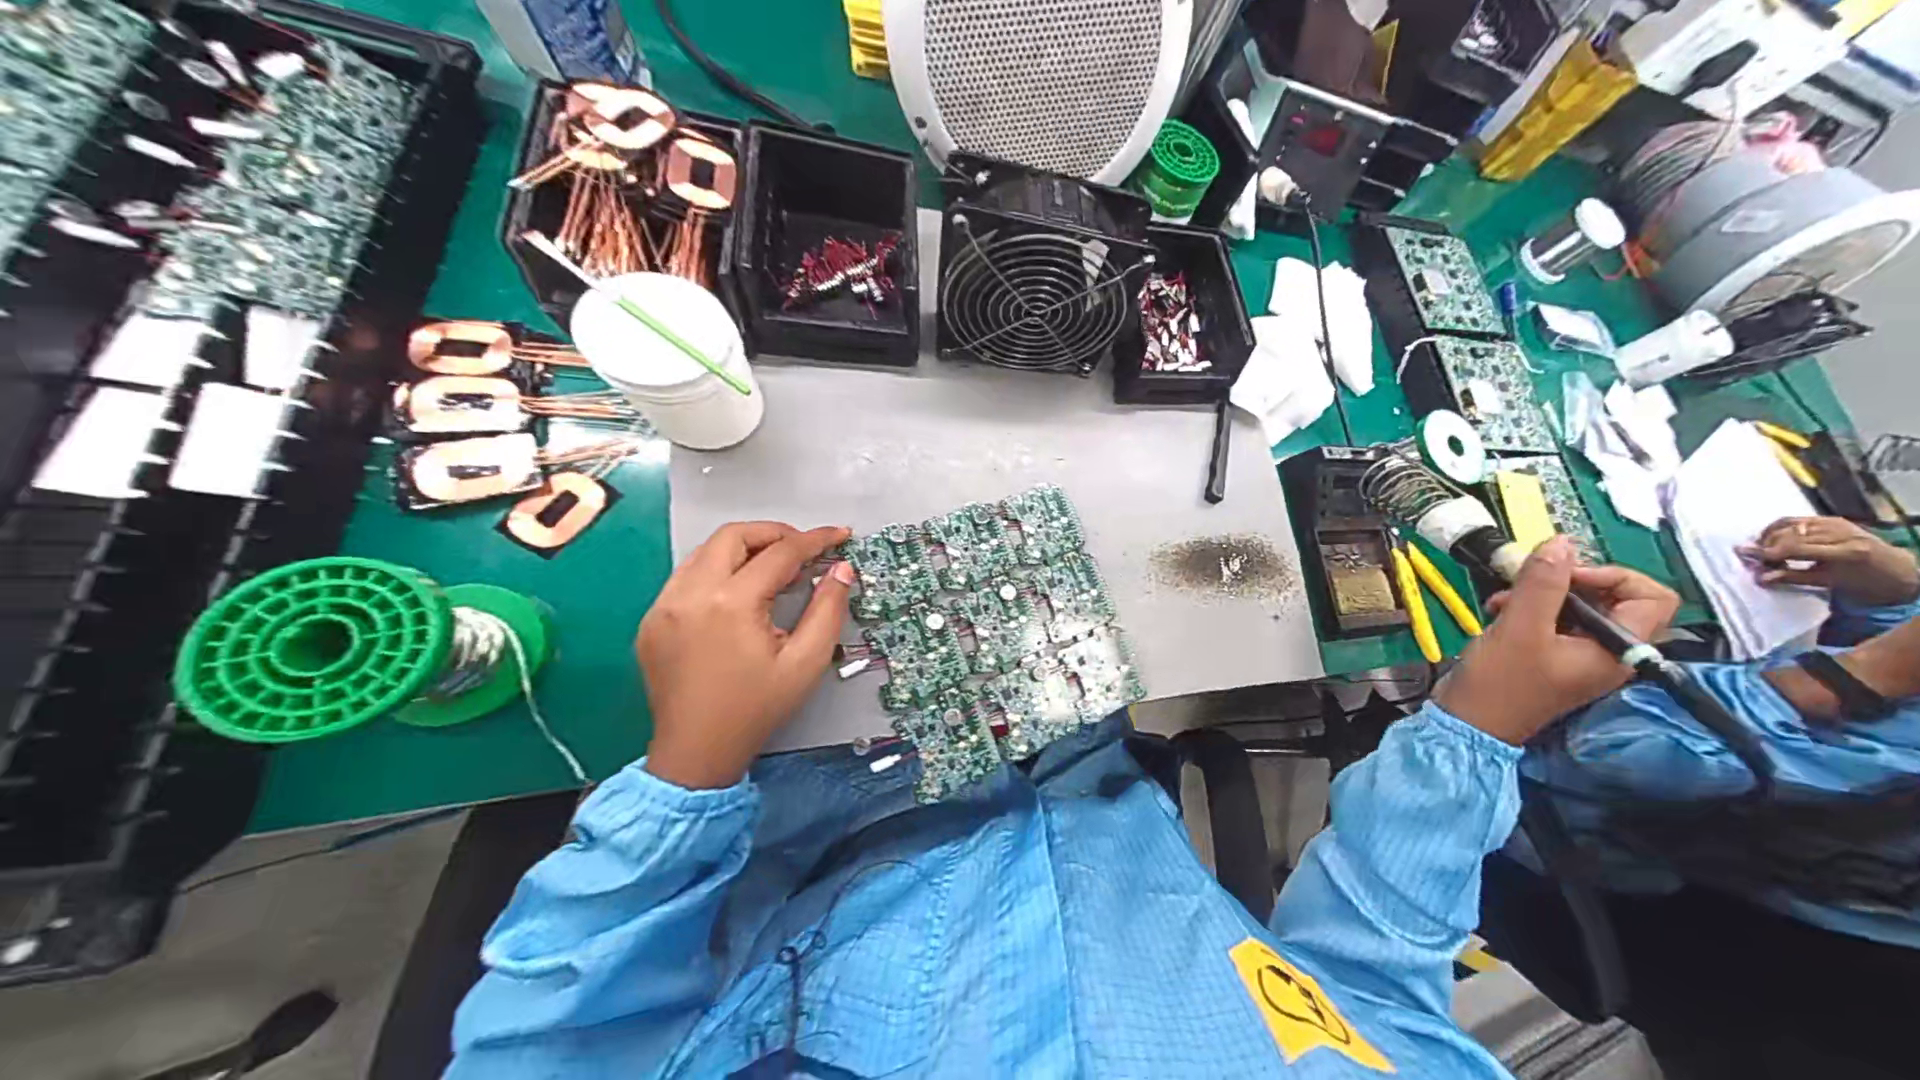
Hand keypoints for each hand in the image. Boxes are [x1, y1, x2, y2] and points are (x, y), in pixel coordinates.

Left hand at [637, 521, 853, 788]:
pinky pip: (687, 576)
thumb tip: (840, 569)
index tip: (838, 535)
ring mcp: (664, 604)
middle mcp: (691, 593)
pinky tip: (737, 593)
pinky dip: (717, 570)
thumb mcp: (806, 663)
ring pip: (706, 551)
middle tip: (803, 550)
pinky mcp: (652, 618)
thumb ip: (828, 610)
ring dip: (744, 549)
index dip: (815, 540)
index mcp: (732, 603)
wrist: (696, 751)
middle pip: (734, 535)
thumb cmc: (756, 709)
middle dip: (774, 533)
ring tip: (773, 568)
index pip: (780, 552)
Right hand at [1434, 536, 1679, 743]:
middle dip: (1568, 583)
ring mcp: (1581, 657)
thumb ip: (1543, 583)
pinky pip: (1557, 622)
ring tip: (1504, 599)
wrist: (1469, 721)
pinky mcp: (1554, 657)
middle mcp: (1609, 652)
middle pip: (1613, 599)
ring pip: (1580, 608)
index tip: (1564, 573)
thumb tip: (1561, 543)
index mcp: (1618, 649)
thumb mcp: (1519, 627)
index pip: (1650, 596)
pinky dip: (1531, 610)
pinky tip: (1500, 611)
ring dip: (1542, 595)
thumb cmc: (1501, 681)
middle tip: (1528, 582)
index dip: (1611, 575)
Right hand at [1739, 516, 1919, 607]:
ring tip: (1766, 550)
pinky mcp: (1833, 519)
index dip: (1765, 551)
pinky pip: (1796, 520)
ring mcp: (1838, 524)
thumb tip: (1759, 576)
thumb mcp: (1828, 582)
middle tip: (1757, 559)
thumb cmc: (1860, 581)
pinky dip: (1779, 528)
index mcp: (1847, 552)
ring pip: (1789, 525)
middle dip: (1766, 546)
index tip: (1741, 553)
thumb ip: (1791, 577)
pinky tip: (1774, 538)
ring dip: (1770, 537)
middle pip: (1789, 535)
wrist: (1893, 568)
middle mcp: (1843, 533)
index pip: (1795, 548)